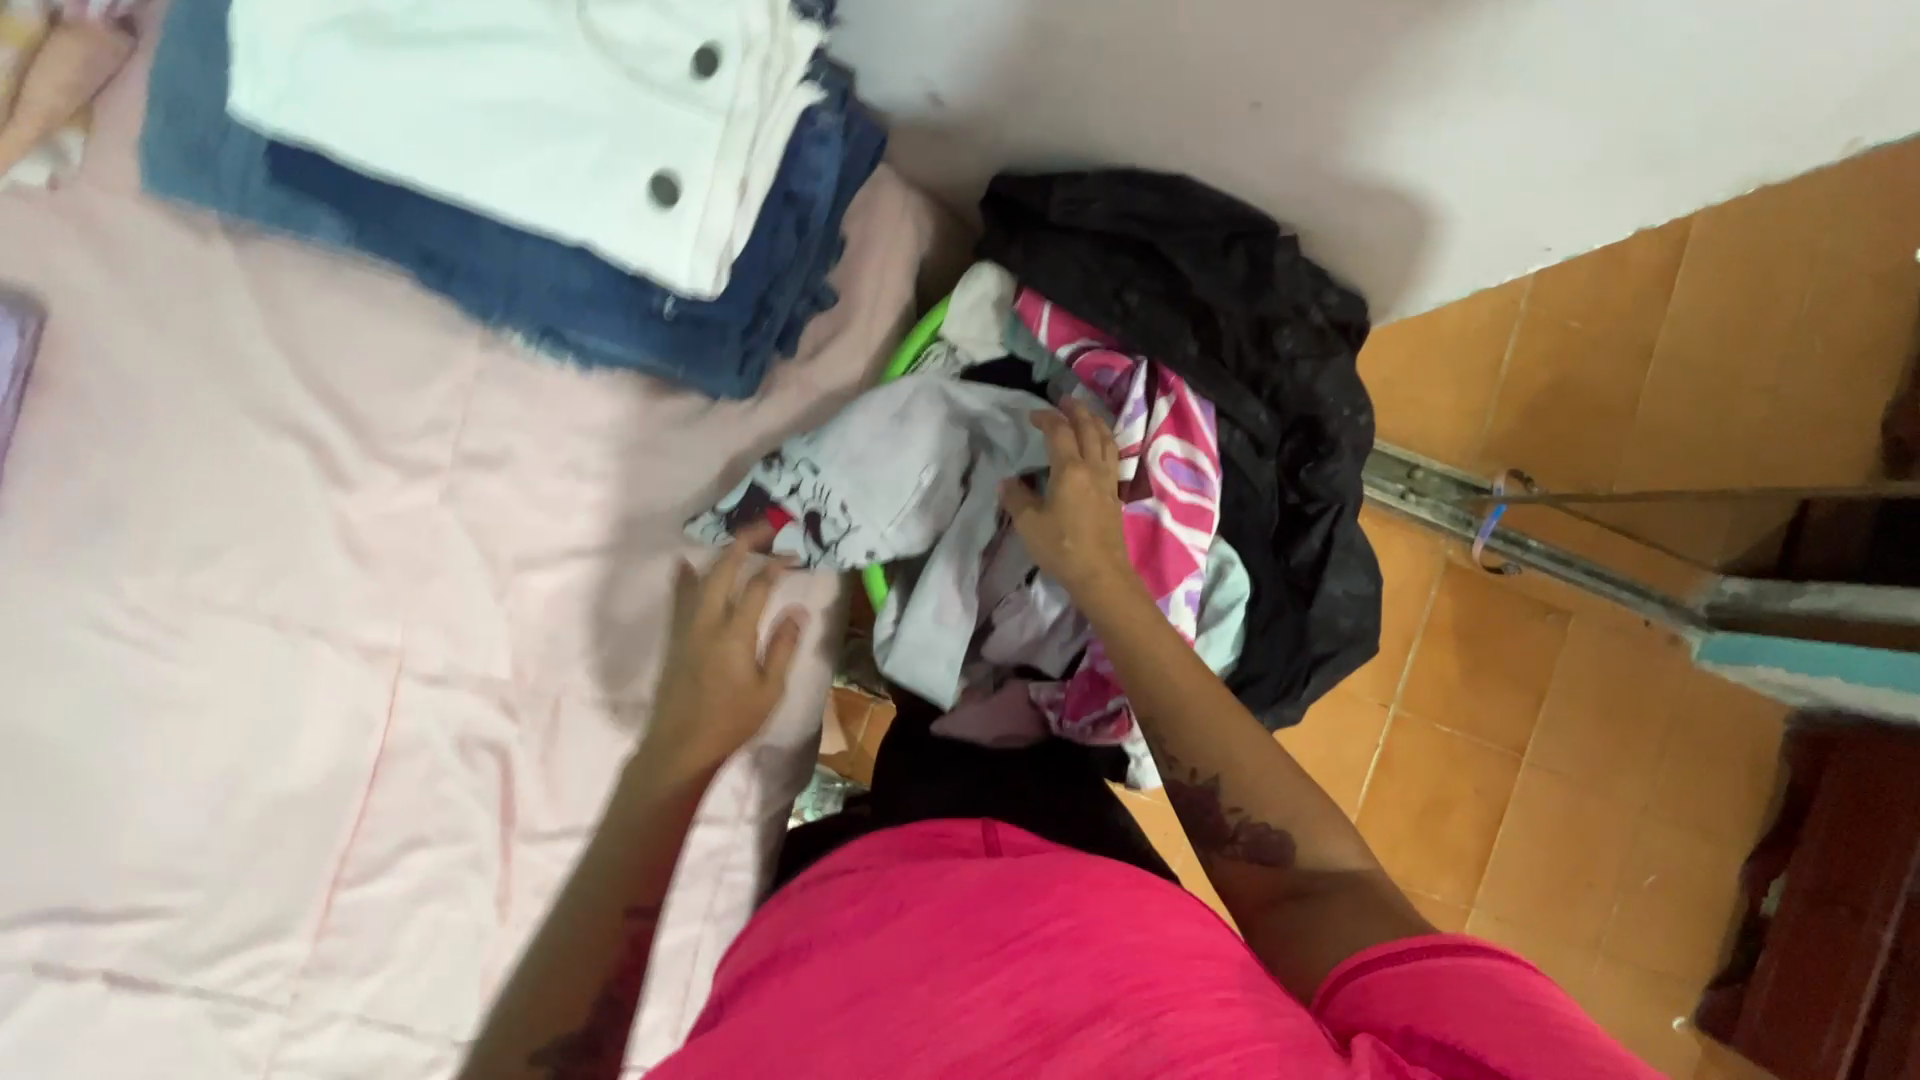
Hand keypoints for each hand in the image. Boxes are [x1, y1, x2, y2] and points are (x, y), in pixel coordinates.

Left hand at [642, 524, 807, 775]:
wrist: (680, 746)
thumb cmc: (731, 722)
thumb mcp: (769, 690)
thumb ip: (783, 647)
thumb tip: (796, 610)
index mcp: (735, 634)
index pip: (758, 586)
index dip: (776, 566)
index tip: (793, 556)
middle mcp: (707, 621)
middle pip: (725, 568)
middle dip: (745, 542)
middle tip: (767, 529)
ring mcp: (686, 627)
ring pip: (701, 577)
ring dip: (721, 554)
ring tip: (739, 540)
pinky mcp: (675, 637)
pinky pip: (679, 597)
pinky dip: (685, 576)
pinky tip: (686, 562)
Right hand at [1000, 399, 1138, 600]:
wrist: (1100, 575)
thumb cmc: (1062, 548)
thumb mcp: (1029, 524)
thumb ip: (1016, 498)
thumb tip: (1008, 482)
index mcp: (1070, 470)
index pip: (1060, 432)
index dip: (1046, 418)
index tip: (1033, 415)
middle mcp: (1093, 469)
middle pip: (1089, 429)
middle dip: (1077, 410)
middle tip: (1065, 399)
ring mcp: (1108, 482)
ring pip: (1107, 441)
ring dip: (1096, 423)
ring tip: (1086, 415)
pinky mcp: (1115, 496)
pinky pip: (1112, 458)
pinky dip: (1105, 443)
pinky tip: (1100, 449)